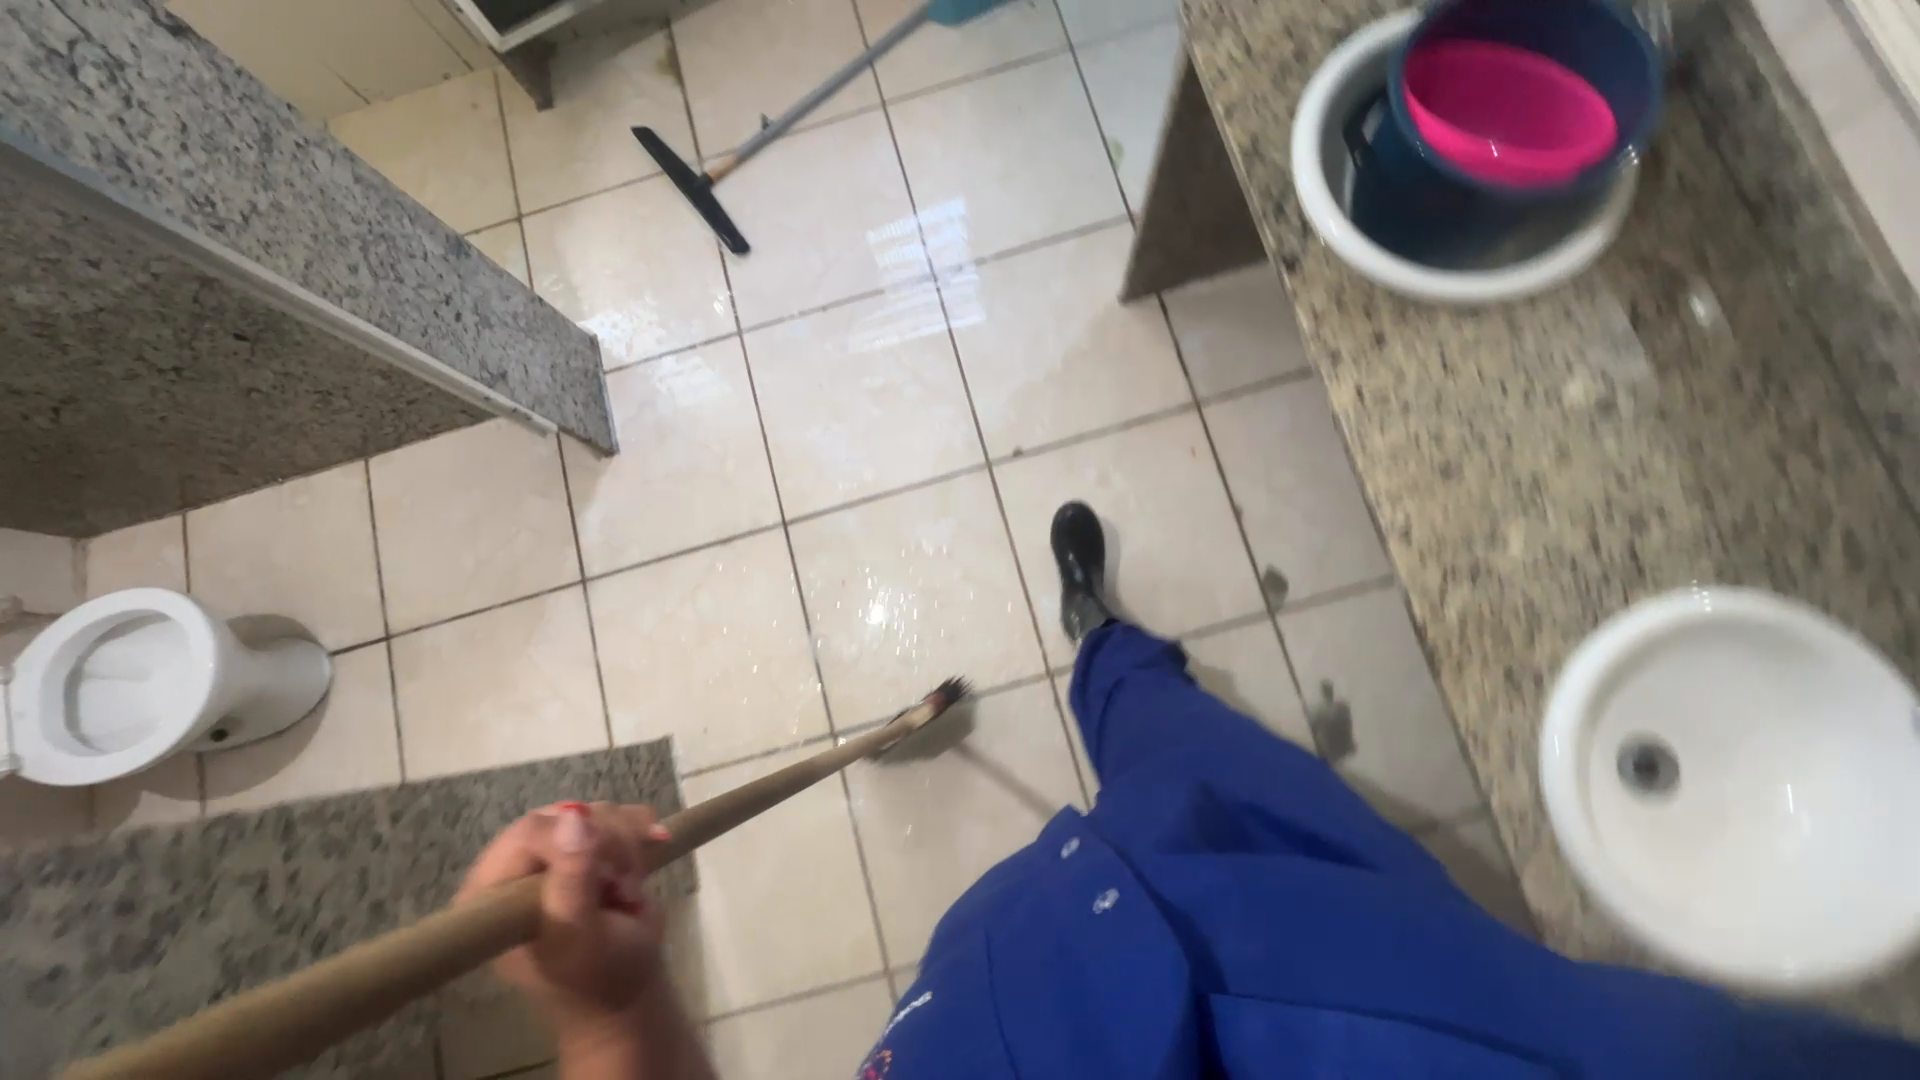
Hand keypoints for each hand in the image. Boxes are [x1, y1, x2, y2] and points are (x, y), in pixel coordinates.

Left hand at [456, 802, 673, 1045]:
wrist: (628, 989)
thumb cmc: (597, 976)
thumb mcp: (580, 935)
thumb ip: (572, 879)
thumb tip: (575, 818)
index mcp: (492, 893)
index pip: (529, 833)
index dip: (577, 838)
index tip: (614, 872)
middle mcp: (517, 868)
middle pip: (564, 816)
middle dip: (609, 840)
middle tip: (627, 880)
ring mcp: (556, 854)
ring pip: (595, 811)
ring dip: (627, 842)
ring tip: (632, 884)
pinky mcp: (589, 847)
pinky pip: (617, 814)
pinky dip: (640, 828)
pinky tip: (653, 847)